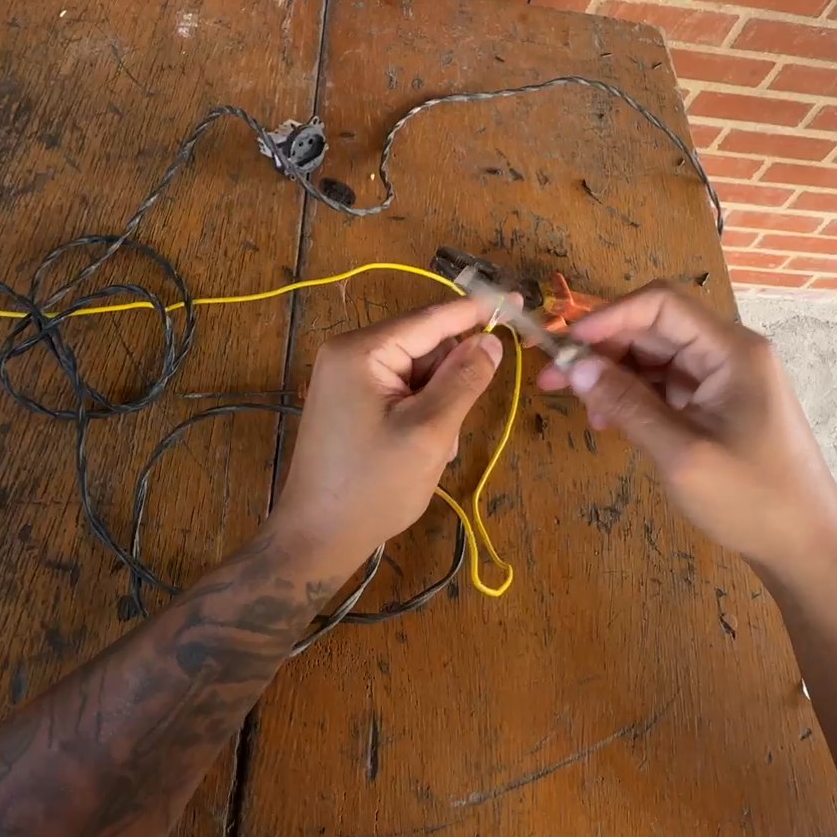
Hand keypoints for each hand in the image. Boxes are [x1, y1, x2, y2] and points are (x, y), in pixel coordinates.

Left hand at [274, 295, 504, 573]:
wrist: (317, 537)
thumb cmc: (373, 486)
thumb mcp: (429, 432)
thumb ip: (463, 380)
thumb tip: (490, 340)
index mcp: (361, 350)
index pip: (431, 319)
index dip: (478, 311)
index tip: (519, 300)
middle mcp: (349, 353)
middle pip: (425, 347)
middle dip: (450, 383)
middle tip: (451, 431)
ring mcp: (347, 377)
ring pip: (418, 373)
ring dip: (438, 406)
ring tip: (432, 451)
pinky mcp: (351, 401)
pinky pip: (401, 391)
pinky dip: (421, 415)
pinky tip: (419, 451)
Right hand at [535, 281, 836, 569]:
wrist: (807, 547)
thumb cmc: (751, 499)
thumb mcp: (680, 453)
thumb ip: (626, 404)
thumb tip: (573, 367)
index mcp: (730, 351)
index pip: (661, 305)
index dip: (608, 316)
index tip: (565, 343)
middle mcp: (726, 353)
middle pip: (652, 329)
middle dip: (601, 349)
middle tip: (551, 378)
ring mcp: (721, 378)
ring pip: (652, 357)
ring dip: (612, 375)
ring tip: (576, 404)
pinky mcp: (714, 403)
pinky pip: (663, 385)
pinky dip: (631, 397)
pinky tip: (607, 421)